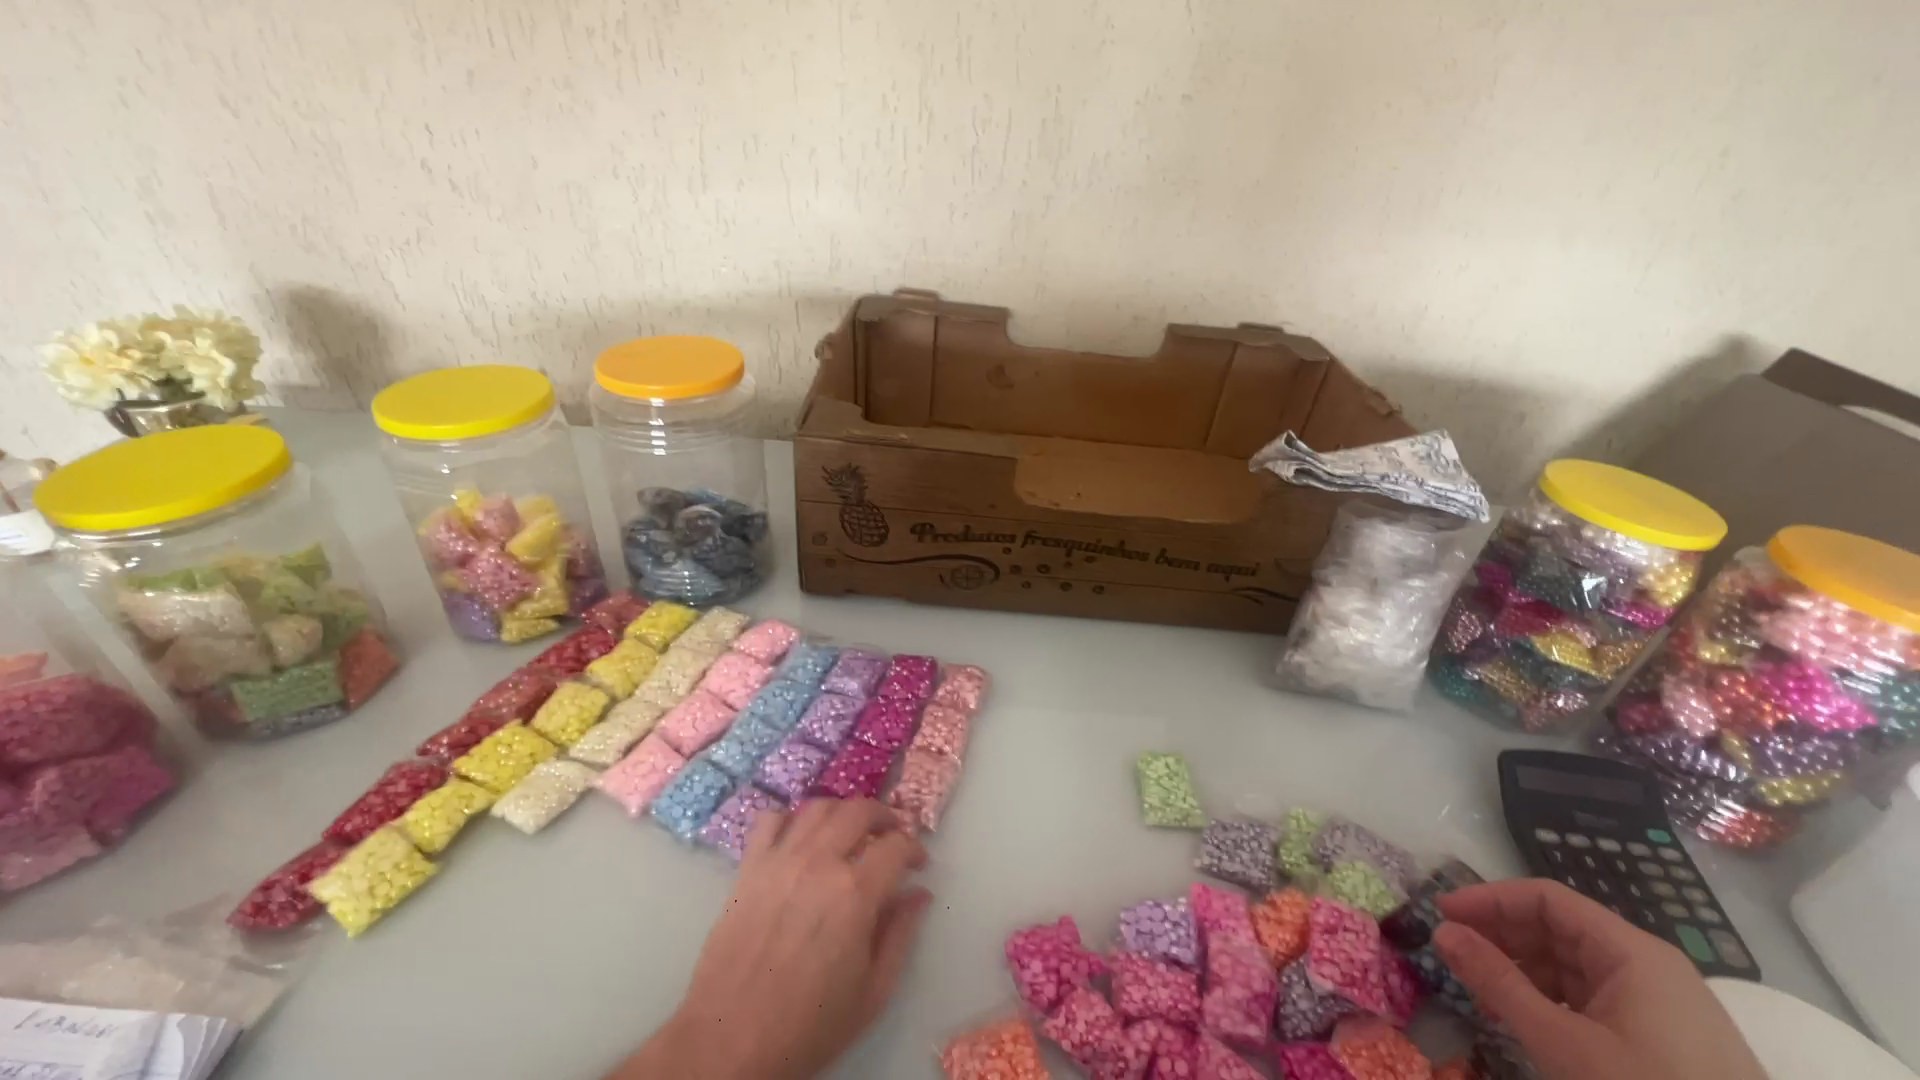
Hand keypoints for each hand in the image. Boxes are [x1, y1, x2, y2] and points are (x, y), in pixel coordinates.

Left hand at [613, 799, 931, 1079]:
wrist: (731, 1041)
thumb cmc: (810, 1025)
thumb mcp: (873, 991)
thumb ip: (900, 934)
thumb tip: (919, 894)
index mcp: (856, 893)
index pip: (897, 845)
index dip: (914, 849)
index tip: (917, 865)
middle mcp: (819, 863)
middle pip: (859, 811)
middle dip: (884, 816)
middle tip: (890, 836)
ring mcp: (779, 861)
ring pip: (817, 807)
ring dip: (842, 811)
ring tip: (849, 831)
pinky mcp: (748, 869)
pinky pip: (769, 821)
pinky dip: (790, 818)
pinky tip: (799, 838)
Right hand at [1434, 878, 1765, 1079]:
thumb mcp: (1561, 1042)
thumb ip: (1497, 982)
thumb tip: (1443, 932)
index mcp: (1630, 951)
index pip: (1546, 897)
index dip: (1488, 898)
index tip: (1440, 913)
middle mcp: (1646, 964)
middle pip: (1557, 926)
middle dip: (1500, 933)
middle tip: (1450, 951)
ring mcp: (1657, 1001)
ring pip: (1571, 962)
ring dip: (1519, 967)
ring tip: (1478, 987)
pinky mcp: (1660, 1035)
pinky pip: (1590, 995)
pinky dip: (1548, 996)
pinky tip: (1521, 1015)